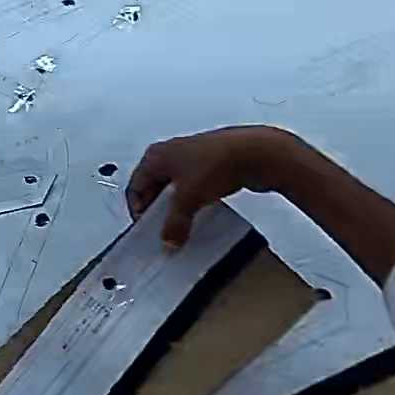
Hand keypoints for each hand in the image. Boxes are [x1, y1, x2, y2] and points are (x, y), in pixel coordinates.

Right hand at [126, 126, 302, 249]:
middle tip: (165, 228)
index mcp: (155, 156)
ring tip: (186, 221)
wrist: (259, 153)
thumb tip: (169, 241)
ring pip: (176, 188)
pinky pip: (195, 186)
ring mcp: (192, 157)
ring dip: (179, 206)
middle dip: (159, 210)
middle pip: (154, 188)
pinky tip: (204, 210)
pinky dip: (196, 200)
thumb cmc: (217, 161)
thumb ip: (174, 224)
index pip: (135, 187)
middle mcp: (170, 153)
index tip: (147, 228)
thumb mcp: (187, 199)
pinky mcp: (211, 163)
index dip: (138, 210)